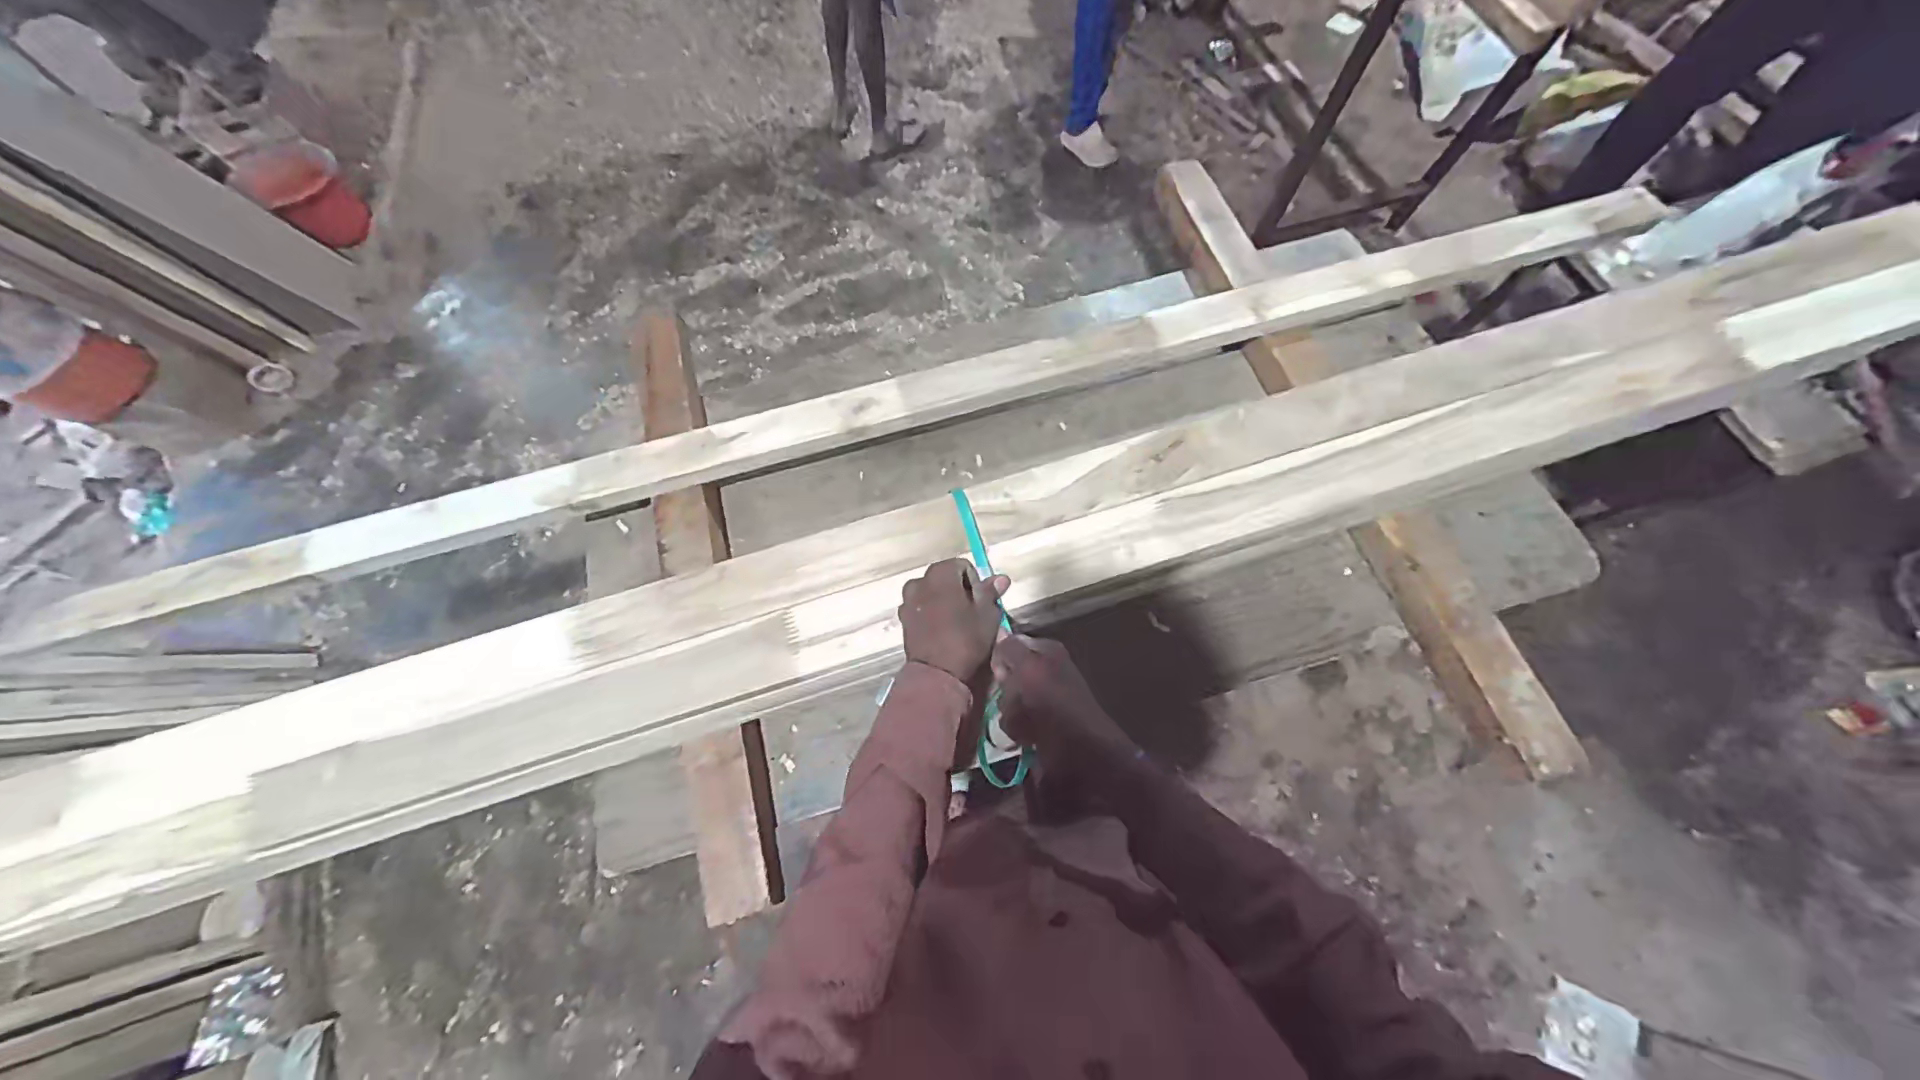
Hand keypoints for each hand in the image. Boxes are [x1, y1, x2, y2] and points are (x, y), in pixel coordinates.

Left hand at [898, 559, 1008, 683]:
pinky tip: (941, 630)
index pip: (963, 566)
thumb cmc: (966, 639)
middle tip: (971, 613)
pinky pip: (921, 608)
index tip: (981, 603)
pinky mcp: (903, 619)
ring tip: (956, 623)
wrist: (937, 673)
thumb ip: (991, 593)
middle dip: (958, 591)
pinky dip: (931, 613)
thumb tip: (1000, 578)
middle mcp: (919, 581)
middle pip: (945, 578)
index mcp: (940, 573)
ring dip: (944, 602)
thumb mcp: (988, 615)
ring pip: (932, 593)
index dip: (975, 583)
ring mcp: (907, 600)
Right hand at [992, 634, 1134, 774]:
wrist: (1079, 754)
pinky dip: (1016, 731)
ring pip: (1009, 701)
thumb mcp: (1027, 667)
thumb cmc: (1052, 703)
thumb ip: (1009, 649)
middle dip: (1003, 688)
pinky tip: (1023, 738)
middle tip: (1007, 699)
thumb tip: (999, 638)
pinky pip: (1017, 725)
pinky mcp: (1043, 728)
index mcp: (1048, 651)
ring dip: (1008, 713)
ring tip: (1017, 723)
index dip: (1000, 658)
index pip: (1012, 644)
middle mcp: (1048, 672)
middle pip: (1008, 674)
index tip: (995, 672)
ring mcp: (1046, 701)